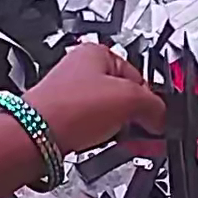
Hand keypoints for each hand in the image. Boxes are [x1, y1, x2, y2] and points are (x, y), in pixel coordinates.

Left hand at [24, 42, 164, 152]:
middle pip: (123, 96)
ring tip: (123, 140)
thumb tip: (162, 119)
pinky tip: (104, 145)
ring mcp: (70, 98)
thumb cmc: (69, 108)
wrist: (35, 138)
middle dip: (136, 116)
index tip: (161, 118)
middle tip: (146, 132)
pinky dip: (102, 138)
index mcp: (96, 52)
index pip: (139, 74)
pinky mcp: (62, 122)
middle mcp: (80, 71)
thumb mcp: (129, 99)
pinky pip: (92, 129)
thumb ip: (155, 106)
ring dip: (120, 129)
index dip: (152, 98)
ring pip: (108, 115)